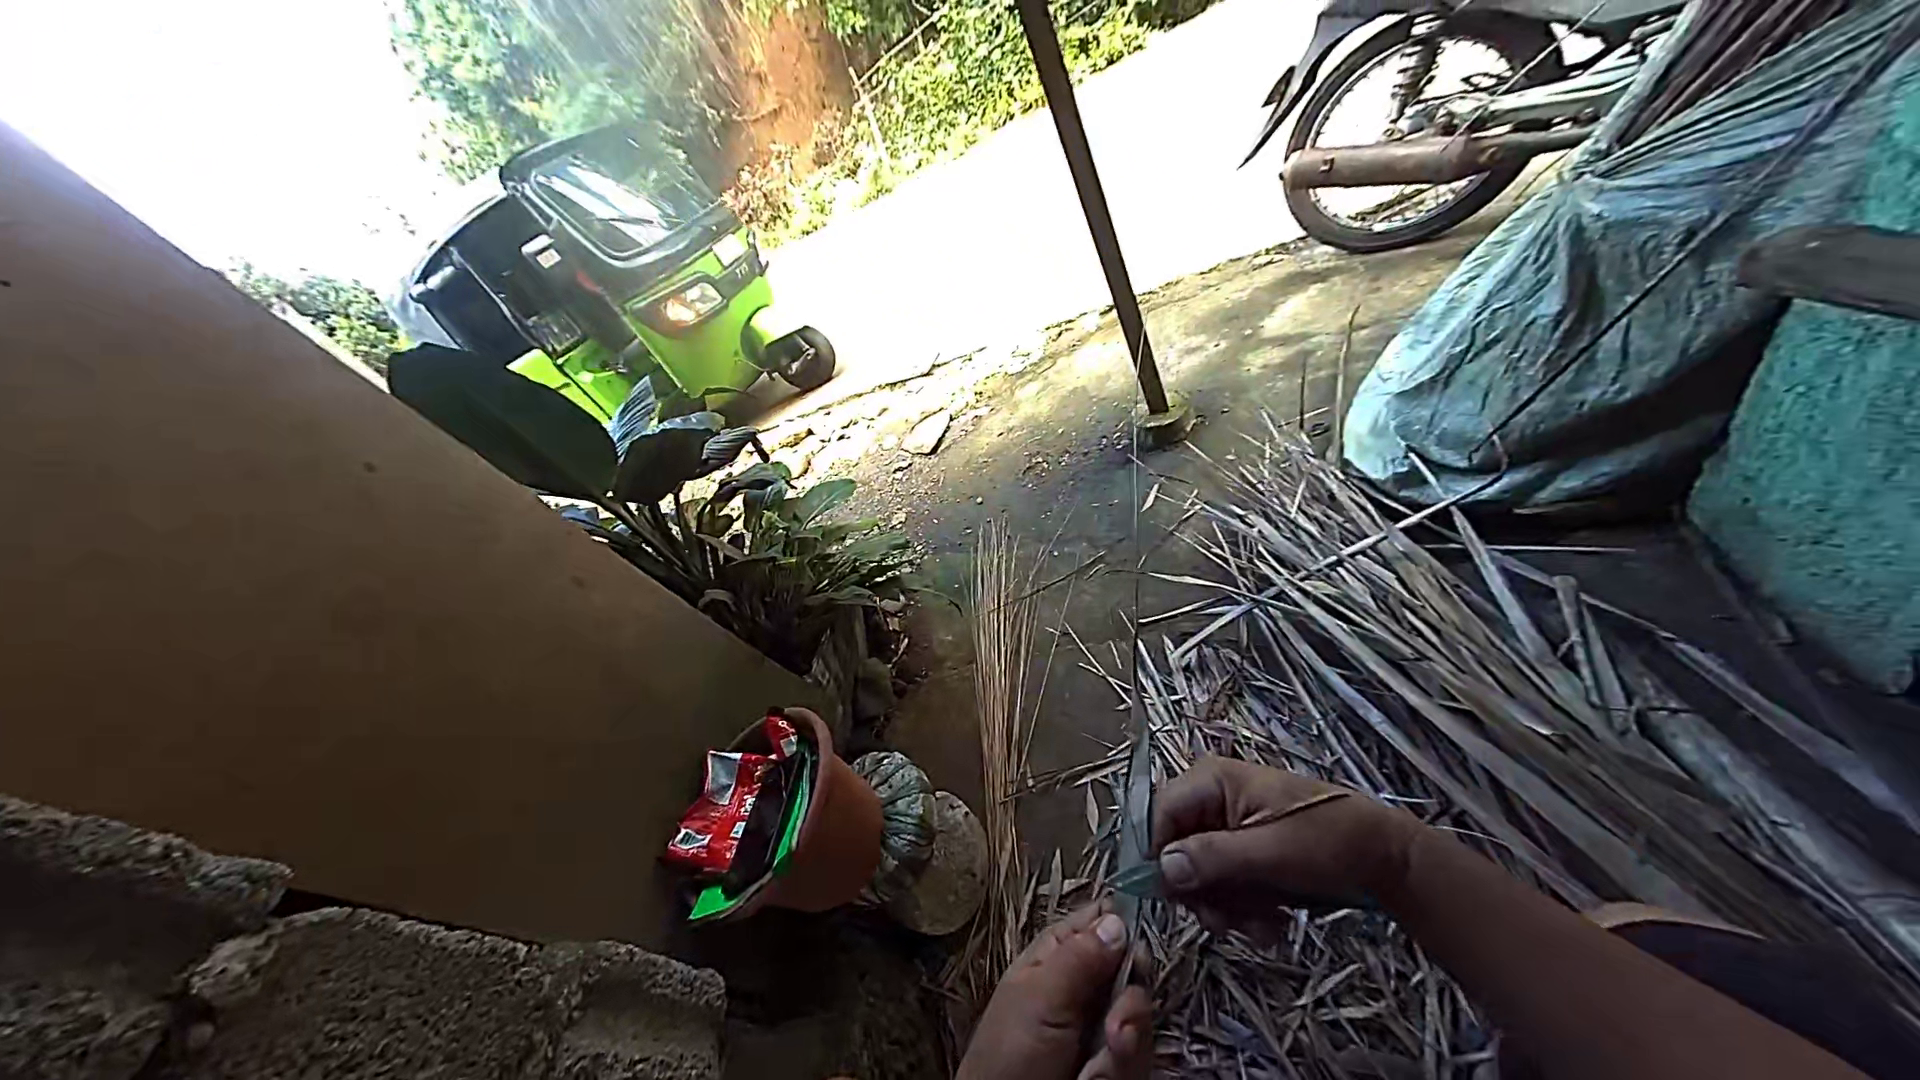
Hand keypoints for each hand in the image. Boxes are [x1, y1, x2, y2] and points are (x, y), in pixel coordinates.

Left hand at [957, 900, 1152, 1079]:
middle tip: (1116, 1032)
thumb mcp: (1040, 999)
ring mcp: (1103, 1024)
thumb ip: (1079, 959)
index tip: (1137, 951)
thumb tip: (1117, 919)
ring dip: (1126, 1045)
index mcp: (1059, 954)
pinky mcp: (1116, 1063)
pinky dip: (1124, 1069)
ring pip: (1140, 1015)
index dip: (1124, 928)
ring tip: (1096, 1073)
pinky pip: (1140, 1055)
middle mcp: (1086, 984)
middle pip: (1133, 969)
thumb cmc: (1011, 1054)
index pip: (1101, 920)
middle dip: (1131, 1002)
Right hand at [1151, 757, 1419, 936]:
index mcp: (1210, 779)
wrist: (1386, 857)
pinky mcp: (1243, 848)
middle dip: (1203, 891)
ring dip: (1227, 906)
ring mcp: (1227, 823)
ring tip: (1263, 925)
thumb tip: (1162, 869)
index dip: (1160, 856)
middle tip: (1228, 921)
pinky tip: (1272, 921)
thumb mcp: (1269, 851)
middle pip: (1176, 847)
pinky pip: (1223, 881)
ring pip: (1199, 872)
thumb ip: (1212, 857)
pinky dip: (1242, 906)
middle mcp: (1211, 797)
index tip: (1176, 899)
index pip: (1160, 813)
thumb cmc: (1327, 841)